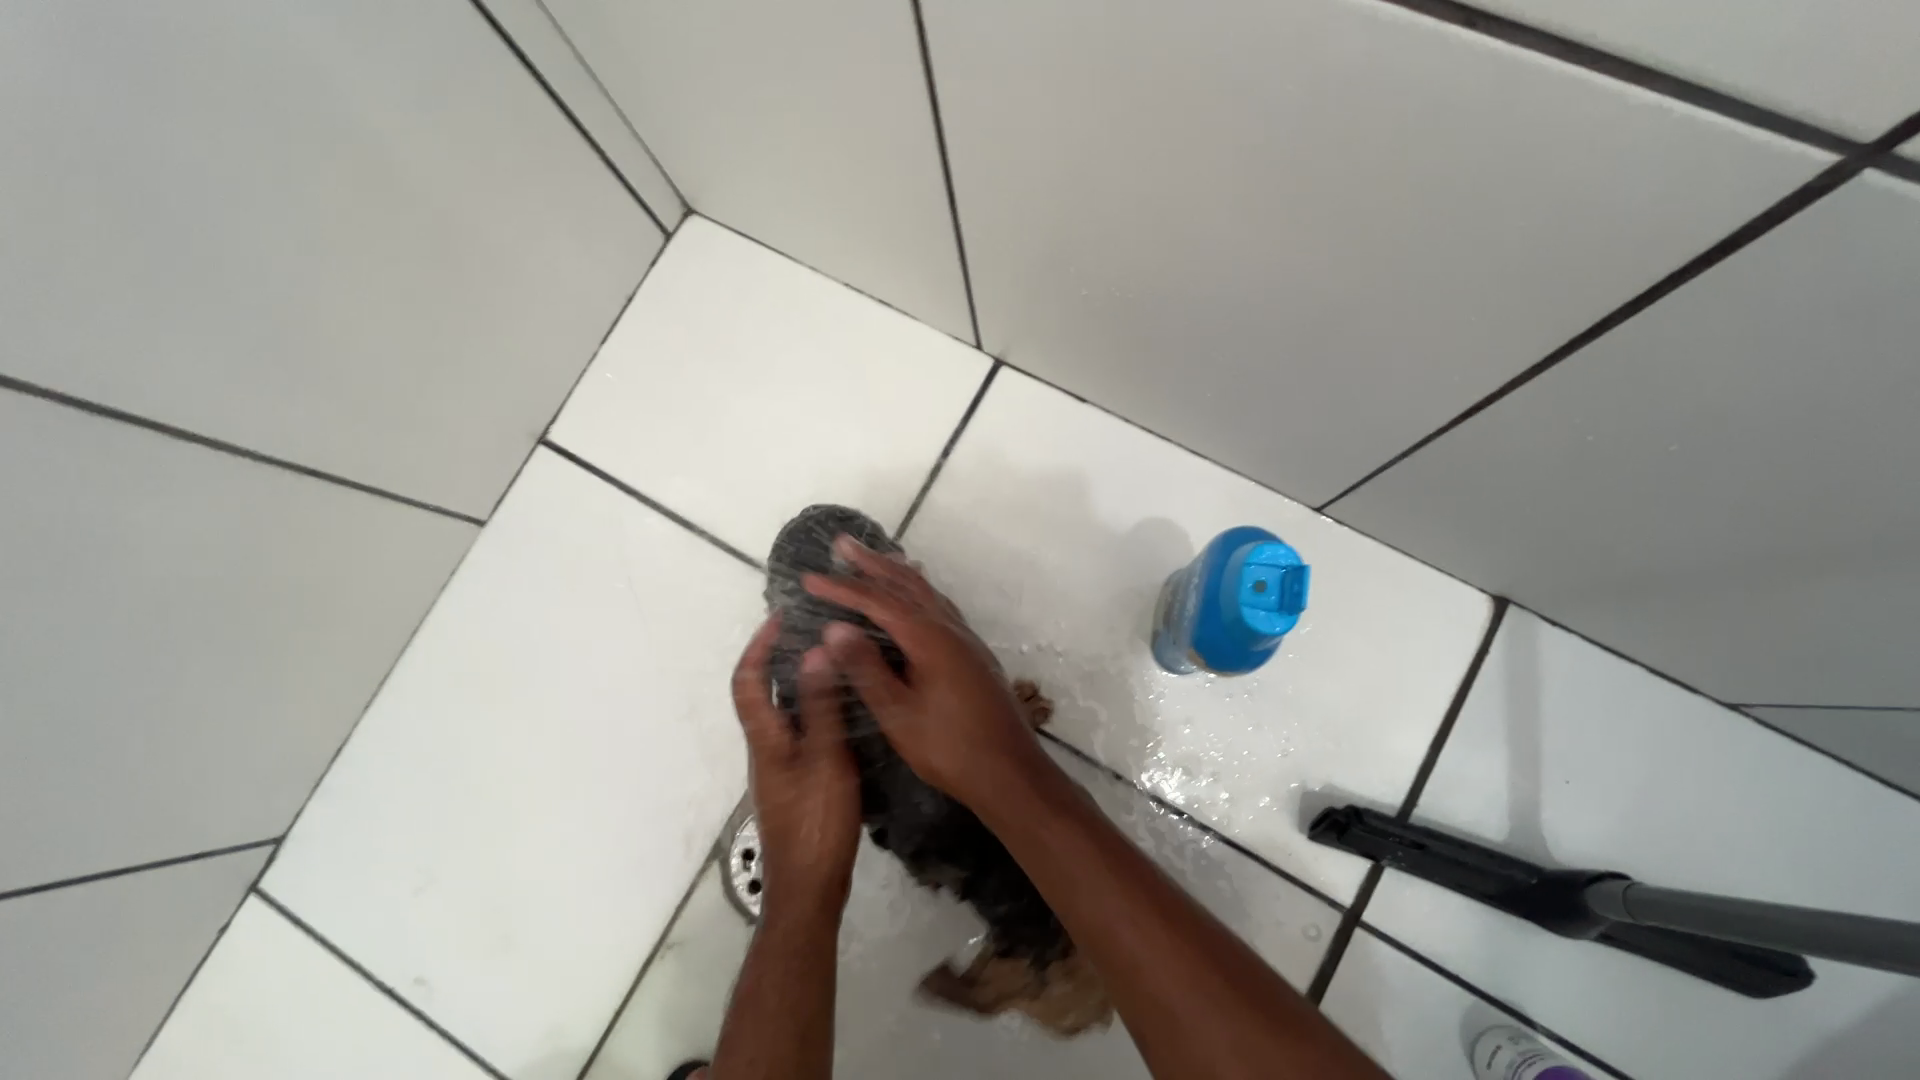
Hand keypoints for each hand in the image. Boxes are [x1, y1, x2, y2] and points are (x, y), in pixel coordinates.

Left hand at [731, 615, 861, 915]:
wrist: (810, 888)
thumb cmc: (815, 822)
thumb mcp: (824, 759)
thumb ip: (821, 706)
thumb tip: (813, 652)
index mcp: (765, 737)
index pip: (748, 680)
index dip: (758, 645)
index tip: (782, 617)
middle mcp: (767, 747)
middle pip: (764, 693)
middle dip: (781, 657)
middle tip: (815, 630)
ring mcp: (783, 766)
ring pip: (785, 712)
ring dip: (802, 681)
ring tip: (836, 658)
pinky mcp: (800, 782)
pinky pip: (803, 731)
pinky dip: (818, 709)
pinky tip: (848, 708)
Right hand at [804, 536, 1051, 810]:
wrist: (1010, 772)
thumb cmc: (949, 748)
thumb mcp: (898, 714)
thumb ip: (867, 668)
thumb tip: (835, 628)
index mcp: (928, 638)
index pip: (877, 602)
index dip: (842, 589)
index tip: (809, 578)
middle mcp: (950, 629)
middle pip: (907, 584)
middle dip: (872, 564)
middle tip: (843, 544)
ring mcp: (966, 640)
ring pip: (928, 593)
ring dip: (899, 574)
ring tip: (877, 560)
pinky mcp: (974, 655)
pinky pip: (941, 607)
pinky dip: (920, 593)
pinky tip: (917, 603)